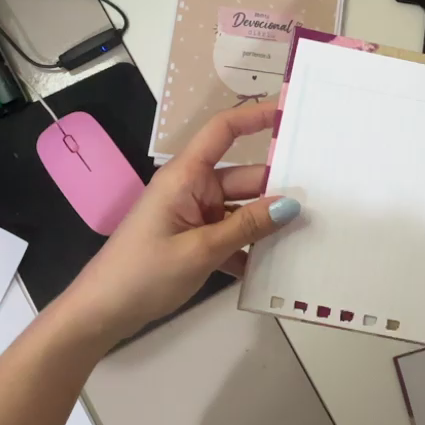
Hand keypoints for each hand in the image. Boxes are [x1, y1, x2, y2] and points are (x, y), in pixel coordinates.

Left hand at [54, 102, 300, 347]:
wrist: (102, 312)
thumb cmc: (143, 272)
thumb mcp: (200, 250)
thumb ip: (246, 226)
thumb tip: (290, 205)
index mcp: (186, 176)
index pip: (223, 130)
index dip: (255, 116)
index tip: (290, 112)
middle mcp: (192, 189)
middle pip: (244, 177)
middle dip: (277, 188)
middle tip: (323, 199)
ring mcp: (193, 216)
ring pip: (241, 210)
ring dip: (266, 224)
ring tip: (309, 234)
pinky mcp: (194, 241)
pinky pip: (231, 236)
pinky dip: (250, 249)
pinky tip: (275, 266)